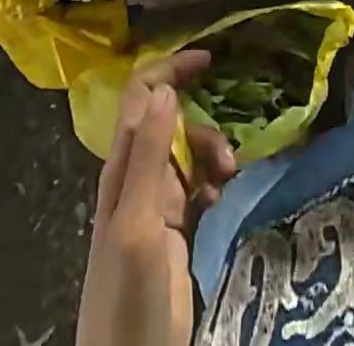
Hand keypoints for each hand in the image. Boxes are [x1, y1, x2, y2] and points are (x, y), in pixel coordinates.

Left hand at [77, 51, 236, 345]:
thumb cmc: (128, 294)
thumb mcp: (138, 221)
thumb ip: (150, 156)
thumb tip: (165, 90)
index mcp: (124, 164)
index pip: (142, 95)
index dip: (171, 70)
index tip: (209, 60)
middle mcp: (139, 173)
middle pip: (174, 121)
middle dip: (204, 126)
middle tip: (228, 159)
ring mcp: (158, 200)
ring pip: (190, 152)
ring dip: (213, 156)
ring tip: (229, 184)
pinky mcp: (175, 225)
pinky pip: (199, 184)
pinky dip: (214, 182)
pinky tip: (222, 202)